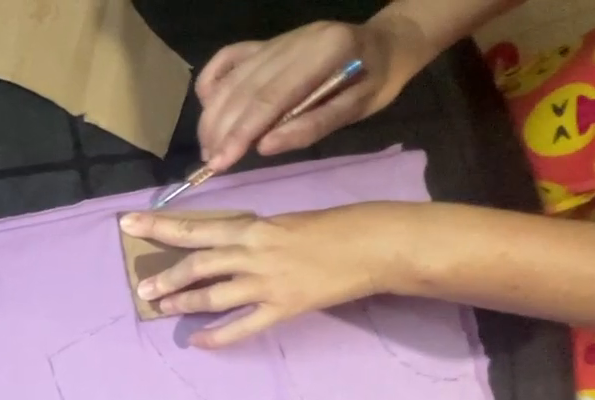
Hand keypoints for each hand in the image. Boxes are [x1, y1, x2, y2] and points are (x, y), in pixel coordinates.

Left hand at [118, 205, 404, 346]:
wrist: (386, 243)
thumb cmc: (343, 225)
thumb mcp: (289, 221)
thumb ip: (253, 236)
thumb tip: (224, 248)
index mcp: (256, 228)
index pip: (196, 228)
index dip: (159, 226)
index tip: (128, 224)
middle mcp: (255, 254)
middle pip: (197, 265)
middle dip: (165, 278)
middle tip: (141, 290)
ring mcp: (267, 283)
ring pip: (212, 296)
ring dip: (183, 303)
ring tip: (163, 309)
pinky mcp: (283, 307)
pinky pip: (241, 327)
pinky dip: (216, 337)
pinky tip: (197, 342)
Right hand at [196, 16, 423, 172]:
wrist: (386, 44)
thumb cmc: (375, 80)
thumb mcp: (359, 107)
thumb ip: (314, 126)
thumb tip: (263, 147)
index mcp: (326, 50)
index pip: (268, 97)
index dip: (238, 134)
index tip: (218, 165)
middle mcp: (295, 40)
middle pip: (241, 92)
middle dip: (219, 132)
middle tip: (212, 164)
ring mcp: (275, 41)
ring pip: (227, 84)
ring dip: (209, 121)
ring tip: (209, 150)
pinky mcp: (262, 45)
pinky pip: (224, 62)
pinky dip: (208, 88)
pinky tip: (210, 113)